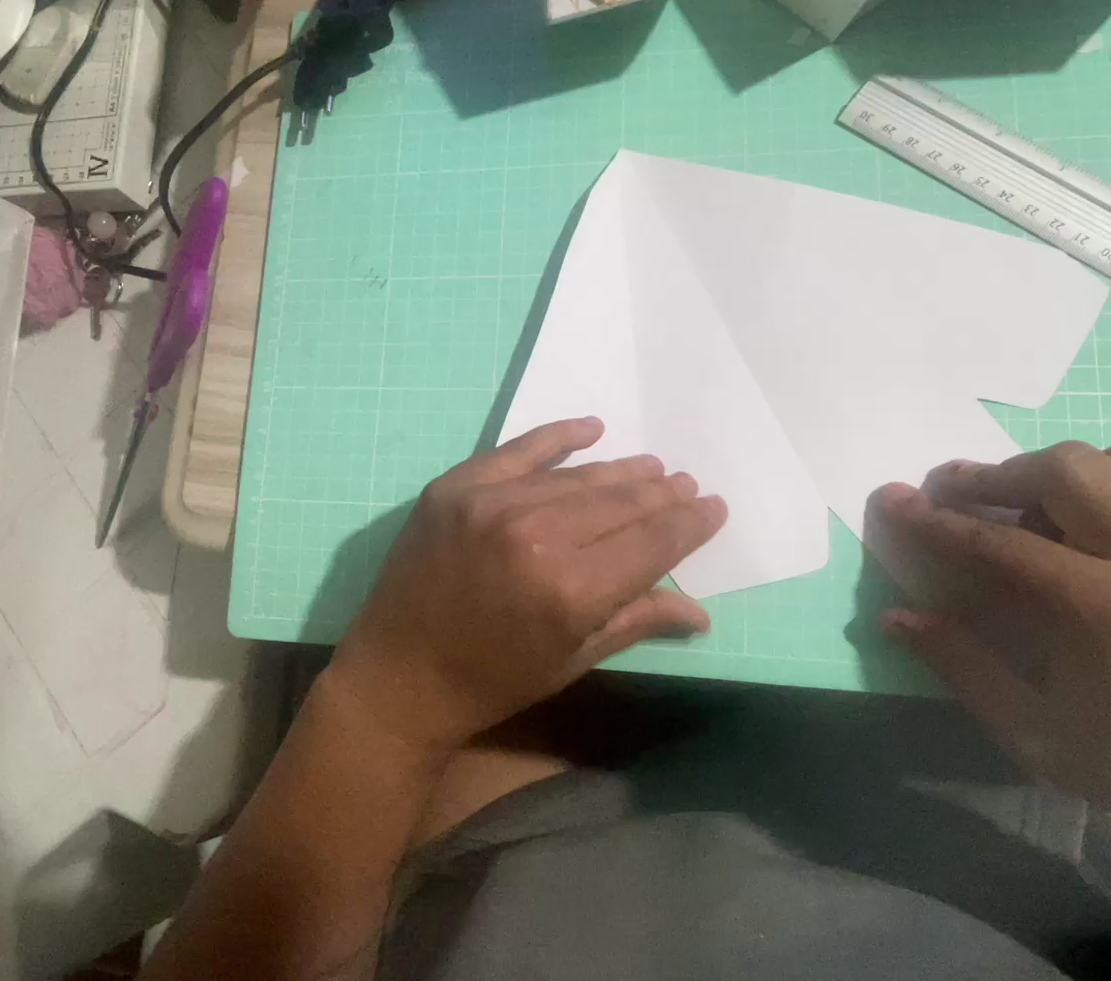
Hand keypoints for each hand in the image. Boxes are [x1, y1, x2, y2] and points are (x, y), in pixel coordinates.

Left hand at [327, 416, 726, 753]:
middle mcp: (536, 536)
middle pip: (620, 503)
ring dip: (621, 471)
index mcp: (572, 591)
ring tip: (652, 467)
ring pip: (577, 477)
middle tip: (685, 485)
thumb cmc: (492, 682)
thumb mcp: (571, 660)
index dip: (690, 524)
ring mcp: (490, 503)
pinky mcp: (455, 486)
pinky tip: (591, 428)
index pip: (652, 543)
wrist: (397, 676)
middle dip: (661, 495)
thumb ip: (635, 620)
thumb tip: (702, 610)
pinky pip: (519, 450)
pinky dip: (558, 436)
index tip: (713, 507)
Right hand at [863, 441, 1110, 887]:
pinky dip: (1103, 486)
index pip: (999, 542)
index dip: (934, 520)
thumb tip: (896, 615)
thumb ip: (961, 666)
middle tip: (951, 496)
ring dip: (1050, 474)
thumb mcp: (1039, 737)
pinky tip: (1084, 529)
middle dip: (992, 475)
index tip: (891, 499)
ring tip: (1020, 512)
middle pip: (1064, 470)